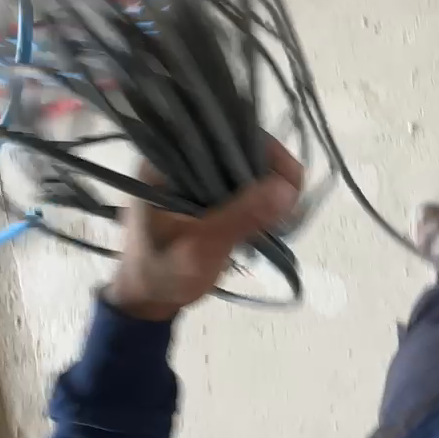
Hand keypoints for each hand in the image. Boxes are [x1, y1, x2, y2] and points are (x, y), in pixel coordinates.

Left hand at [104, 144, 303, 321]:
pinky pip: (241, 182)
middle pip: (236, 144)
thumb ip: (240, 217)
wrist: (146, 304)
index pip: (219, 132)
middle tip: (292, 198)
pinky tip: (274, 213)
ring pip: (243, 163)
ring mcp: (192, 175)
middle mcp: (178, 160)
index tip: (287, 177)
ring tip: (286, 209)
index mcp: (164, 162)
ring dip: (268, 183)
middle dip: (270, 168)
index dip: (260, 147)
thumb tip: (288, 188)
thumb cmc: (163, 275)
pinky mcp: (205, 193)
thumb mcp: (200, 249)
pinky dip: (260, 195)